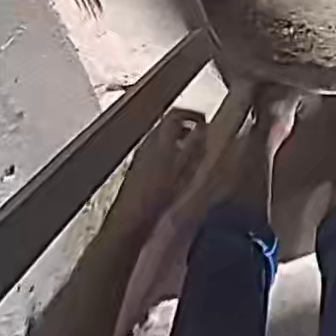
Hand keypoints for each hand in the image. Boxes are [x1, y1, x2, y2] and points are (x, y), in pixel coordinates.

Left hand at [110, 108, 205, 238]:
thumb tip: (203, 131)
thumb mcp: (184, 173)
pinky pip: (155, 148)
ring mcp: (140, 153)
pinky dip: (168, 149)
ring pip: (161, 136)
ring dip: (177, 138)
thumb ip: (194, 149)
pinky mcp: (137, 166)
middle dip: (185, 126)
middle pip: (167, 124)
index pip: (176, 115)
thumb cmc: (158, 197)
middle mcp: (148, 142)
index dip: (192, 115)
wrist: (130, 220)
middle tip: (200, 135)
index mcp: (160, 140)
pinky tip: (176, 166)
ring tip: (192, 151)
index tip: (204, 122)